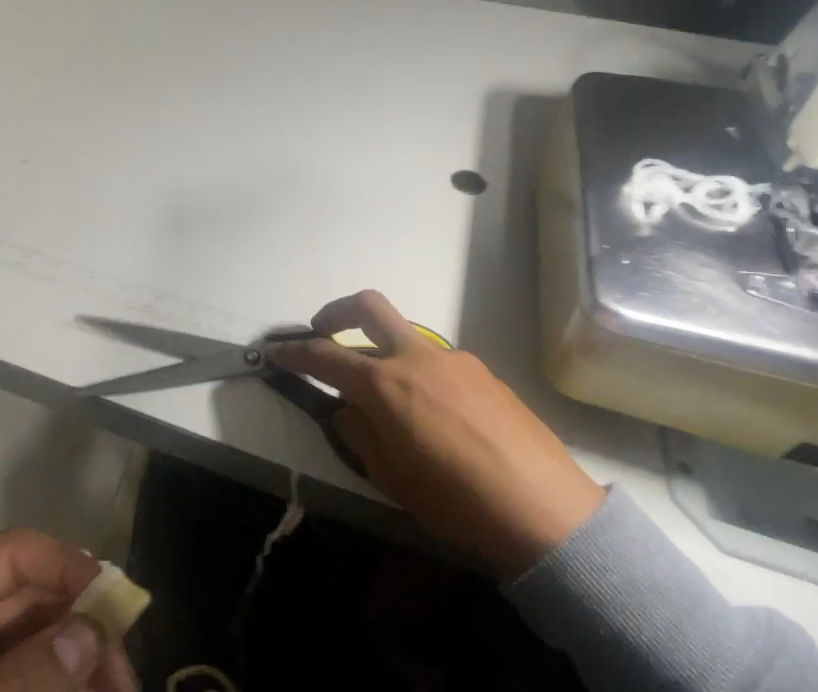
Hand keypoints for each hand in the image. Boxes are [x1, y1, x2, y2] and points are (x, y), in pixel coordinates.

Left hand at [0, 528, 137, 691]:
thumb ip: (23, 680)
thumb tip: (90, 629)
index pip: (12, 553)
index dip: (69, 567)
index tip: (120, 609)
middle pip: (33, 594)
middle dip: (86, 627)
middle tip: (125, 680)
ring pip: (41, 635)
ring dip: (83, 661)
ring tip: (116, 690)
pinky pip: (31, 671)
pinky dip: (65, 684)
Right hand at [269, 290, 604, 580]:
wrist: (543, 510)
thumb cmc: (453, 500)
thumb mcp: (388, 476)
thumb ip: (359, 432)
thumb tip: (350, 409)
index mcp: (383, 384)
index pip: (324, 356)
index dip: (293, 353)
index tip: (274, 352)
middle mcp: (416, 358)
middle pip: (368, 307)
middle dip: (336, 311)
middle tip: (322, 330)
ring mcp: (455, 361)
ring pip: (409, 338)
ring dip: (386, 352)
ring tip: (392, 402)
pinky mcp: (486, 375)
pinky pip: (440, 364)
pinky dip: (422, 376)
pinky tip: (438, 419)